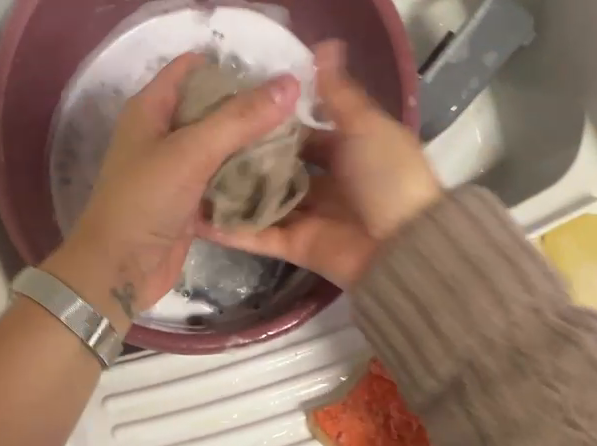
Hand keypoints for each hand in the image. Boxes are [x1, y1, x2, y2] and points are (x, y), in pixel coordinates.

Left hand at [44, 53, 300, 327]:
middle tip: (295, 117)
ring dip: (251, 151)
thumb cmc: (145, 203)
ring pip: (221, 151)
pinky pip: (221, 186)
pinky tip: (275, 183)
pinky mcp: (187, 206)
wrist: (119, 270)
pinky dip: (243, 185)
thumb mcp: (192, 152)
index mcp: (151, 109)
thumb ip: (240, 119)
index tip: (274, 79)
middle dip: (250, 113)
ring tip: (294, 147)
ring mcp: (175, 173)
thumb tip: (290, 84)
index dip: (232, 68)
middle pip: (213, 111)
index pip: (194, 69)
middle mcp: (162, 136)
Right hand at [202, 42, 441, 288]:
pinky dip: (232, 230)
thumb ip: (339, 94)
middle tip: (207, 140)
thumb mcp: (367, 126)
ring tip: (193, 175)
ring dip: (233, 192)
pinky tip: (198, 216)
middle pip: (279, 169)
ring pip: (263, 202)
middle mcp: (326, 185)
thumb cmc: (389, 179)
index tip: (239, 110)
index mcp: (348, 153)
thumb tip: (324, 47)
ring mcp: (309, 219)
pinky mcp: (295, 248)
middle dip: (248, 157)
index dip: (275, 123)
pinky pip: (259, 237)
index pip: (304, 134)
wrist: (402, 248)